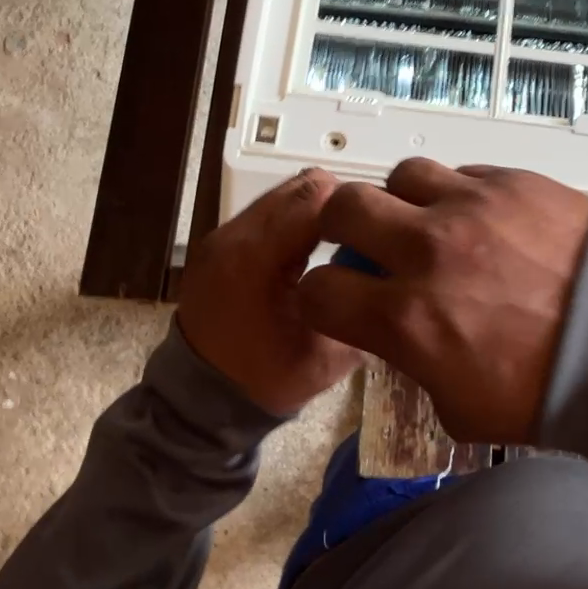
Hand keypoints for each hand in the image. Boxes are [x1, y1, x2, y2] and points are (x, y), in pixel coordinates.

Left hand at [176, 169, 360, 415]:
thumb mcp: (328, 356)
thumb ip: (360, 304)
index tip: (381, 230)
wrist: (198, 402)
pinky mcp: (220, 241)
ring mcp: (223, 235)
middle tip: (365, 234)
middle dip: (340, 203)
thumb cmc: (264, 381)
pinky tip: (311, 248)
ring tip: (340, 240)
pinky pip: (268, 210)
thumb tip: (389, 265)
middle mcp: (234, 235)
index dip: (357, 209)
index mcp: (256, 259)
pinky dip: (295, 219)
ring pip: (284, 192)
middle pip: (300, 186)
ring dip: (317, 208)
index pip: (316, 199)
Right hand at [299, 159, 587, 444]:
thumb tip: (404, 335)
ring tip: (428, 220)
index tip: (337, 299)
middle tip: (363, 240)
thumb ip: (416, 364)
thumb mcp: (462, 407)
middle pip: (344, 207)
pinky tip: (484, 218)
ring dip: (404, 199)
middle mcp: (427, 250)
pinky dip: (460, 194)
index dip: (321, 297)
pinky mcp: (514, 181)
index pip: (319, 290)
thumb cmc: (551, 392)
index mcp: (407, 317)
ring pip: (404, 175)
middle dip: (341, 226)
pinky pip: (465, 173)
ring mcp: (471, 206)